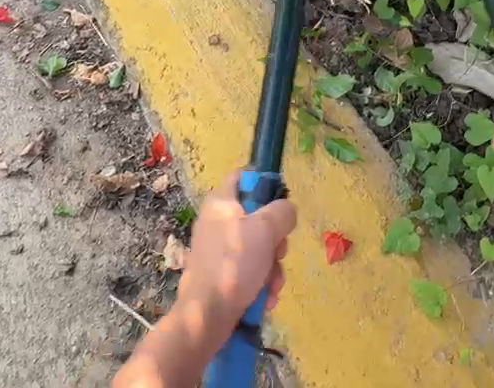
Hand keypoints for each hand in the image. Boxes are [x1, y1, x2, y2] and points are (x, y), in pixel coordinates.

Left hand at [174, 172, 297, 342]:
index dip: (264, 184)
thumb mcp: (265, 229)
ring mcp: (219, 251)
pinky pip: (251, 272)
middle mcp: (218, 222)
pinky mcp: (222, 276)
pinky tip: (266, 298)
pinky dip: (262, 284)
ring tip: (272, 285)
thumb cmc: (235, 263)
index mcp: (221, 202)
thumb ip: (282, 212)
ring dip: (272, 268)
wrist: (207, 316)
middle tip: (279, 252)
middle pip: (258, 217)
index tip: (281, 204)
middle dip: (276, 240)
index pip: (244, 176)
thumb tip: (287, 211)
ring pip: (259, 249)